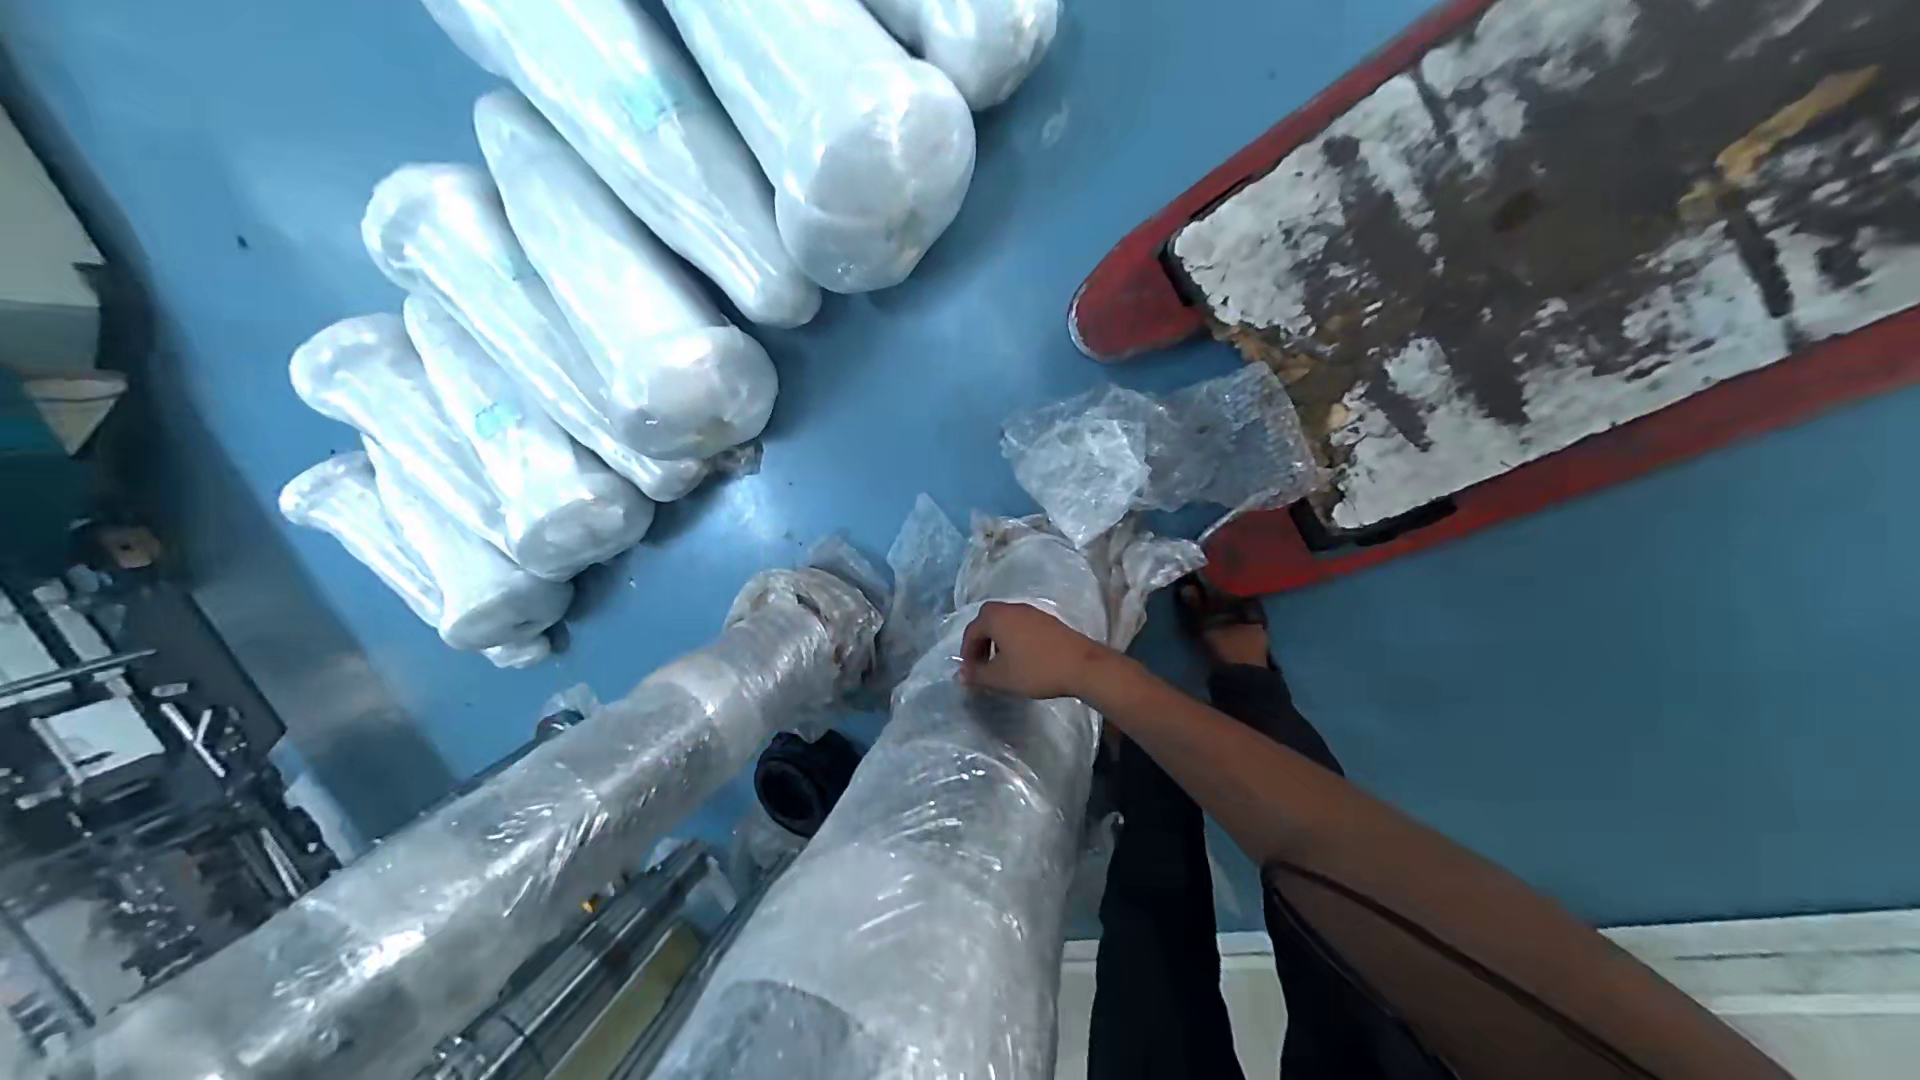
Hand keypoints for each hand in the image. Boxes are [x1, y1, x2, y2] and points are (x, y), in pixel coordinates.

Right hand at [958, 601, 1119, 700]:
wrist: (1081, 665)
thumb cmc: (1035, 669)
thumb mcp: (1001, 677)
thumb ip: (977, 675)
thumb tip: (960, 675)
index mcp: (997, 617)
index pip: (972, 630)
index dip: (967, 652)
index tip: (970, 673)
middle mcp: (1013, 608)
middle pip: (988, 619)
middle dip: (981, 640)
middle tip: (982, 663)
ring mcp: (1033, 612)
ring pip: (1006, 621)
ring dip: (997, 639)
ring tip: (1001, 663)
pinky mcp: (1048, 620)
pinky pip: (1021, 625)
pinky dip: (1014, 638)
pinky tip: (1022, 658)